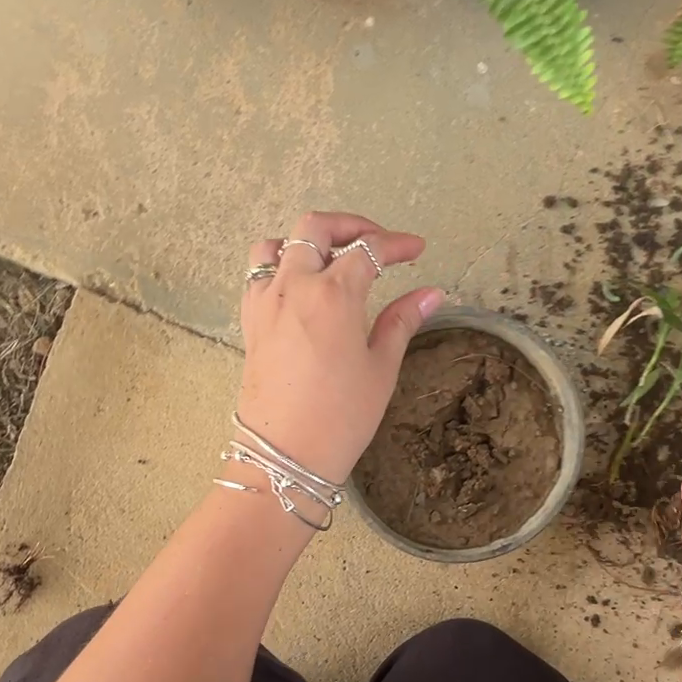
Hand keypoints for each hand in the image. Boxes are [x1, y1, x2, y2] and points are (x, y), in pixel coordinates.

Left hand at [237, 211, 444, 480]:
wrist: (285, 456)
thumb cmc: (340, 417)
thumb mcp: (380, 370)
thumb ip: (401, 322)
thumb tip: (431, 294)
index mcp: (333, 294)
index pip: (368, 250)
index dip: (396, 245)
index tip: (416, 250)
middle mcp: (294, 287)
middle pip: (315, 227)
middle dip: (350, 225)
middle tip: (376, 243)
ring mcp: (266, 303)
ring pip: (276, 244)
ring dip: (305, 241)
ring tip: (331, 260)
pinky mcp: (250, 324)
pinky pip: (258, 275)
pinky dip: (279, 267)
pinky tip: (301, 290)